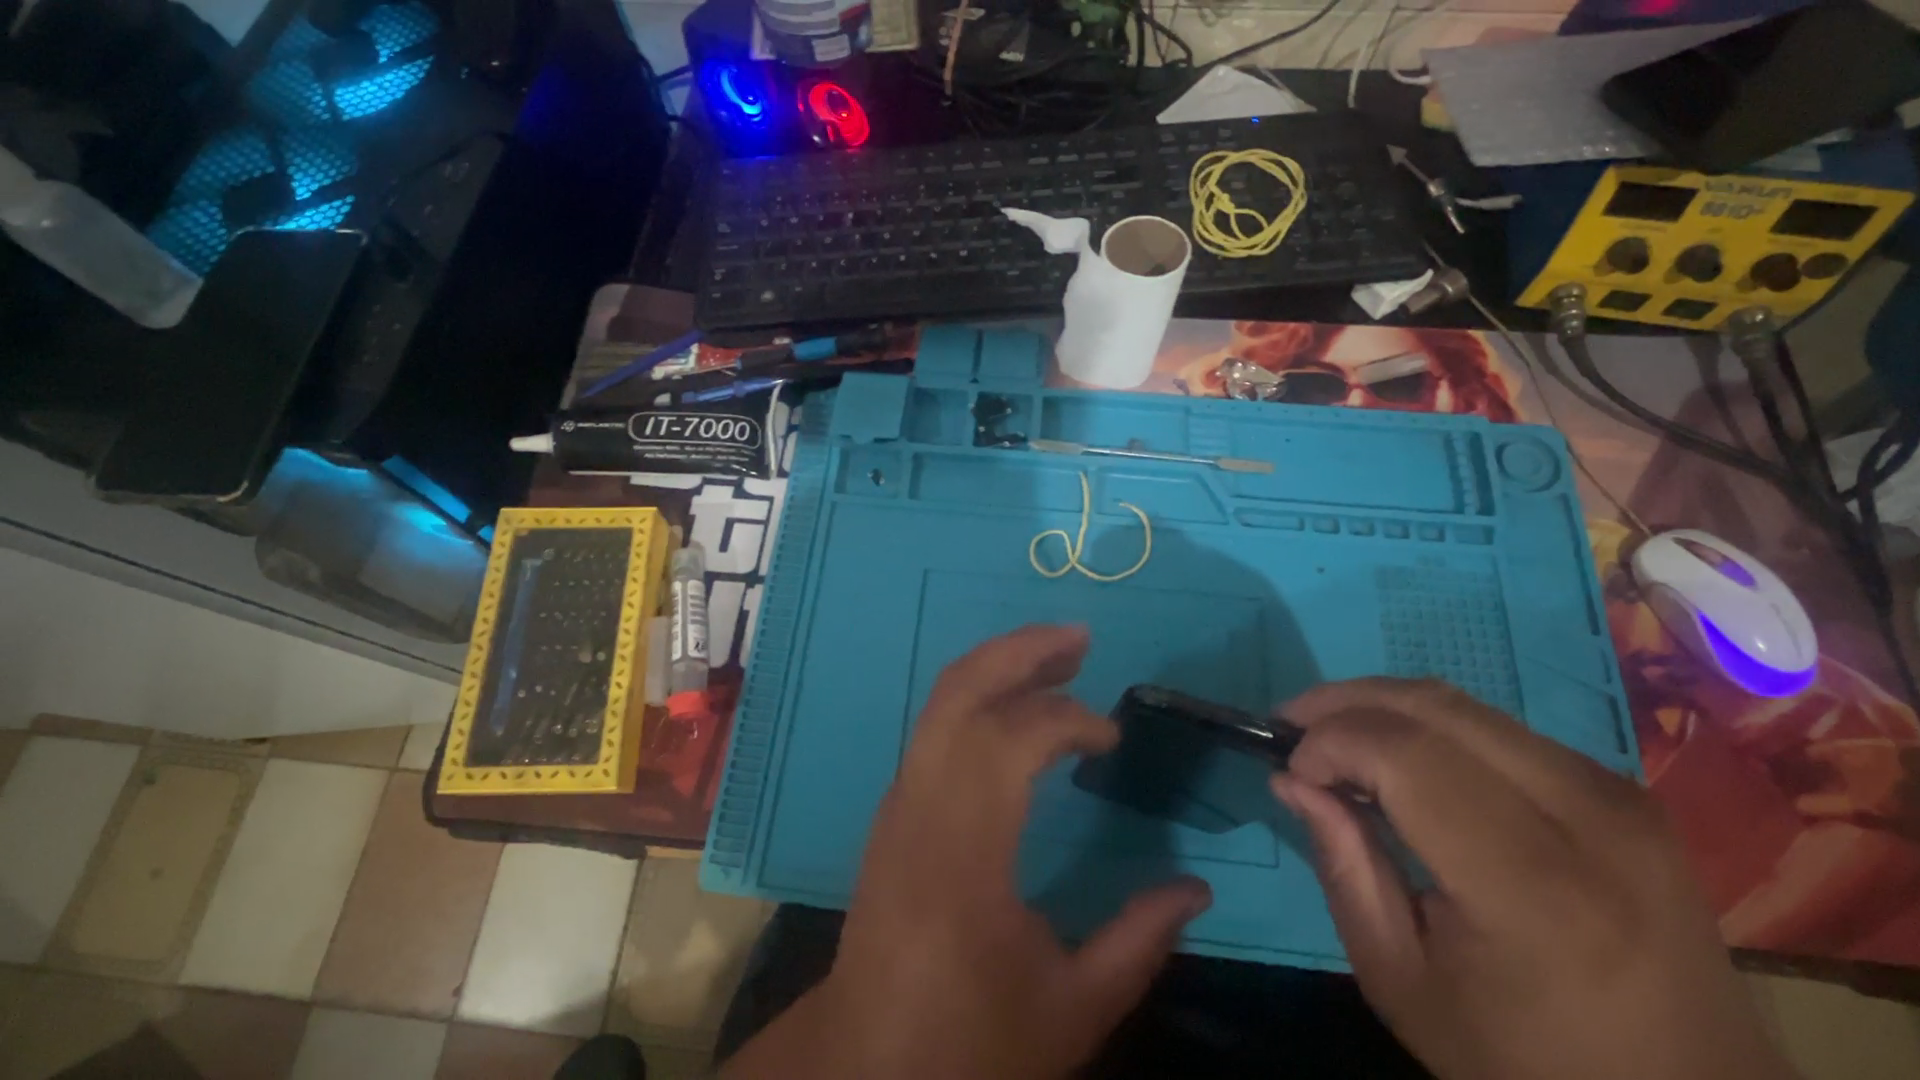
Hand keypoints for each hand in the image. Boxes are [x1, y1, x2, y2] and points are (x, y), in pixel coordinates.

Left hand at [723, 625, 1210, 1079]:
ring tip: (1056, 659)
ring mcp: (896, 809)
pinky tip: (1014, 715)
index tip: (1111, 738)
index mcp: (963, 855)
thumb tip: (1197, 888)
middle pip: (958, 695)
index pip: (1009, 741)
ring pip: (937, 706)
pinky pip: (931, 733)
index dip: (1067, 719)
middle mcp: (919, 812)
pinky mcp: (891, 817)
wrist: (867, 1064)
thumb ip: (1139, 941)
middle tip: (1078, 638)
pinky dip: (975, 702)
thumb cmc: (970, 1041)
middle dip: (1019, 653)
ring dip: (996, 670)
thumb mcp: (1073, 1009)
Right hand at [1272, 678, 1794, 1079]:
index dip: (1331, 742)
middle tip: (1291, 726)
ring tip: (1334, 737)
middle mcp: (1588, 816)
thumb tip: (1293, 780)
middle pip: (1437, 709)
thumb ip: (1344, 867)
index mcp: (1534, 885)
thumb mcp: (1402, 980)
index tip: (1288, 771)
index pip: (1408, 756)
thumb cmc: (1525, 1059)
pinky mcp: (1626, 791)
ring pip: (1469, 706)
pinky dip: (1433, 728)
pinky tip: (1400, 757)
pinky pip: (1504, 730)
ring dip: (1386, 707)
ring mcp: (1618, 795)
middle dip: (1346, 703)